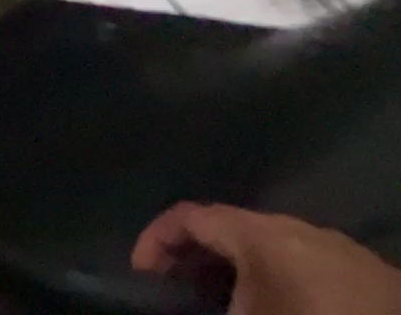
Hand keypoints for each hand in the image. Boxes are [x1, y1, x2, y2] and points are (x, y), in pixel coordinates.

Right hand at [132, 202, 400, 314]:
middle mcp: (295, 227)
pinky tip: (288, 303)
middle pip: (228, 225)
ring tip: (233, 296)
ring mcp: (342, 249)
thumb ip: (208, 300)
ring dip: (243, 263)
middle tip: (180, 282)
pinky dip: (286, 276)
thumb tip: (181, 300)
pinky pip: (313, 263)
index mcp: (256, 232)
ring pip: (272, 243)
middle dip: (198, 251)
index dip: (154, 238)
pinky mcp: (380, 277)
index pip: (184, 215)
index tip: (142, 273)